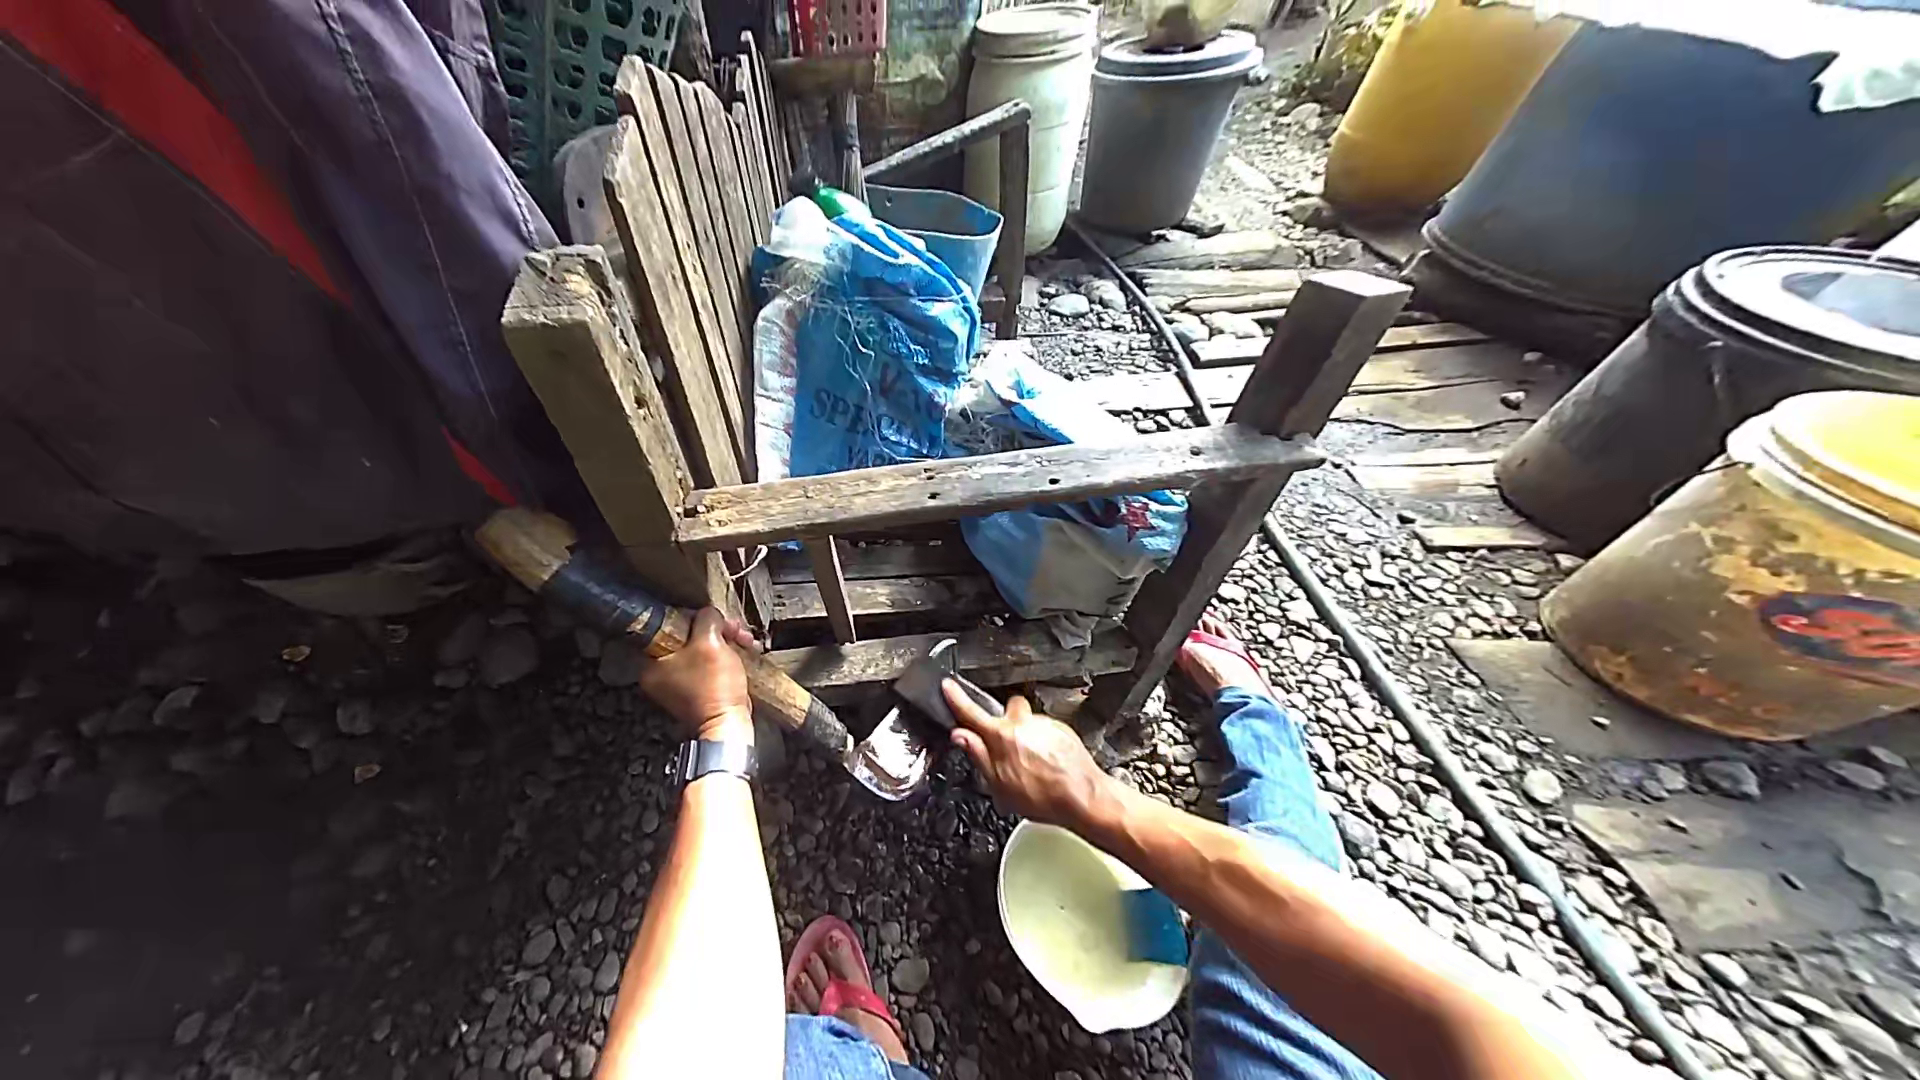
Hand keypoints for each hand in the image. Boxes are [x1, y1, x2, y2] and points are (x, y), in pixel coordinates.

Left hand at [638, 608, 756, 742]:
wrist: (728, 724)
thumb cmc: (715, 686)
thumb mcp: (712, 642)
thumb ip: (707, 618)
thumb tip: (709, 613)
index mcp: (652, 662)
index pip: (671, 624)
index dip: (698, 617)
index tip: (718, 621)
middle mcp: (658, 673)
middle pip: (689, 637)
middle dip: (717, 631)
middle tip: (736, 632)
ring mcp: (677, 683)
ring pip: (701, 649)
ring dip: (725, 642)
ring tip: (745, 643)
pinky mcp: (695, 690)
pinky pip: (707, 664)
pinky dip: (724, 657)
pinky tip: (742, 653)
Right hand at [941, 680, 1116, 829]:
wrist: (1084, 798)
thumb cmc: (1044, 796)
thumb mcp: (999, 784)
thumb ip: (978, 755)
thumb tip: (961, 736)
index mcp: (1002, 737)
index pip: (971, 712)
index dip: (956, 698)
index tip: (948, 686)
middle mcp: (1023, 723)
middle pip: (1005, 711)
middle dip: (1004, 723)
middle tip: (1006, 747)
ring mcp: (1044, 723)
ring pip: (1026, 721)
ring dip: (1025, 736)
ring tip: (1032, 766)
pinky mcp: (1062, 728)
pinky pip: (1044, 729)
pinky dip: (1042, 742)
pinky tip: (1047, 765)